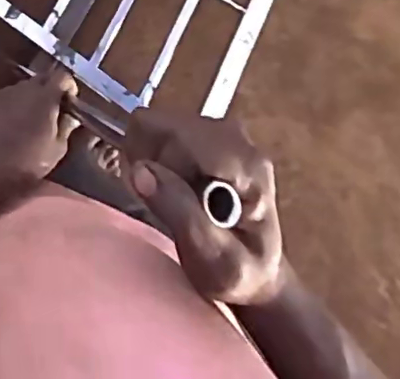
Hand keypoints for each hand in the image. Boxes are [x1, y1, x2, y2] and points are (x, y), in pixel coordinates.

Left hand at [0, 70, 79, 181]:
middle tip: (54, 108)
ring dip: (32, 96)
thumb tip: (71, 116)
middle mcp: (27, 87)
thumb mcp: (58, 148)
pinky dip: (16, 102)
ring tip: (32, 116)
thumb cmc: (30, 159)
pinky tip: (14, 120)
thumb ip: (66, 126)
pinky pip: (10, 95)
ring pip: (26, 86)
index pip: (63, 76)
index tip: (71, 101)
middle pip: (44, 78)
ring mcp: (8, 91)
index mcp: (46, 96)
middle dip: (51, 89)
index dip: (69, 86)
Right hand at [122, 109, 285, 305]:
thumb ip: (181, 215)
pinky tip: (172, 185)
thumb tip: (140, 170)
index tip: (156, 200)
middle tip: (162, 203)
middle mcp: (235, 135)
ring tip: (170, 198)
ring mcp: (221, 129)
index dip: (159, 165)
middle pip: (167, 127)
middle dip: (154, 163)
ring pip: (159, 126)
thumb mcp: (216, 264)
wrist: (260, 271)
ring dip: (153, 161)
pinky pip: (161, 129)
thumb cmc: (241, 273)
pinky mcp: (207, 131)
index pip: (180, 138)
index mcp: (246, 164)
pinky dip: (156, 155)